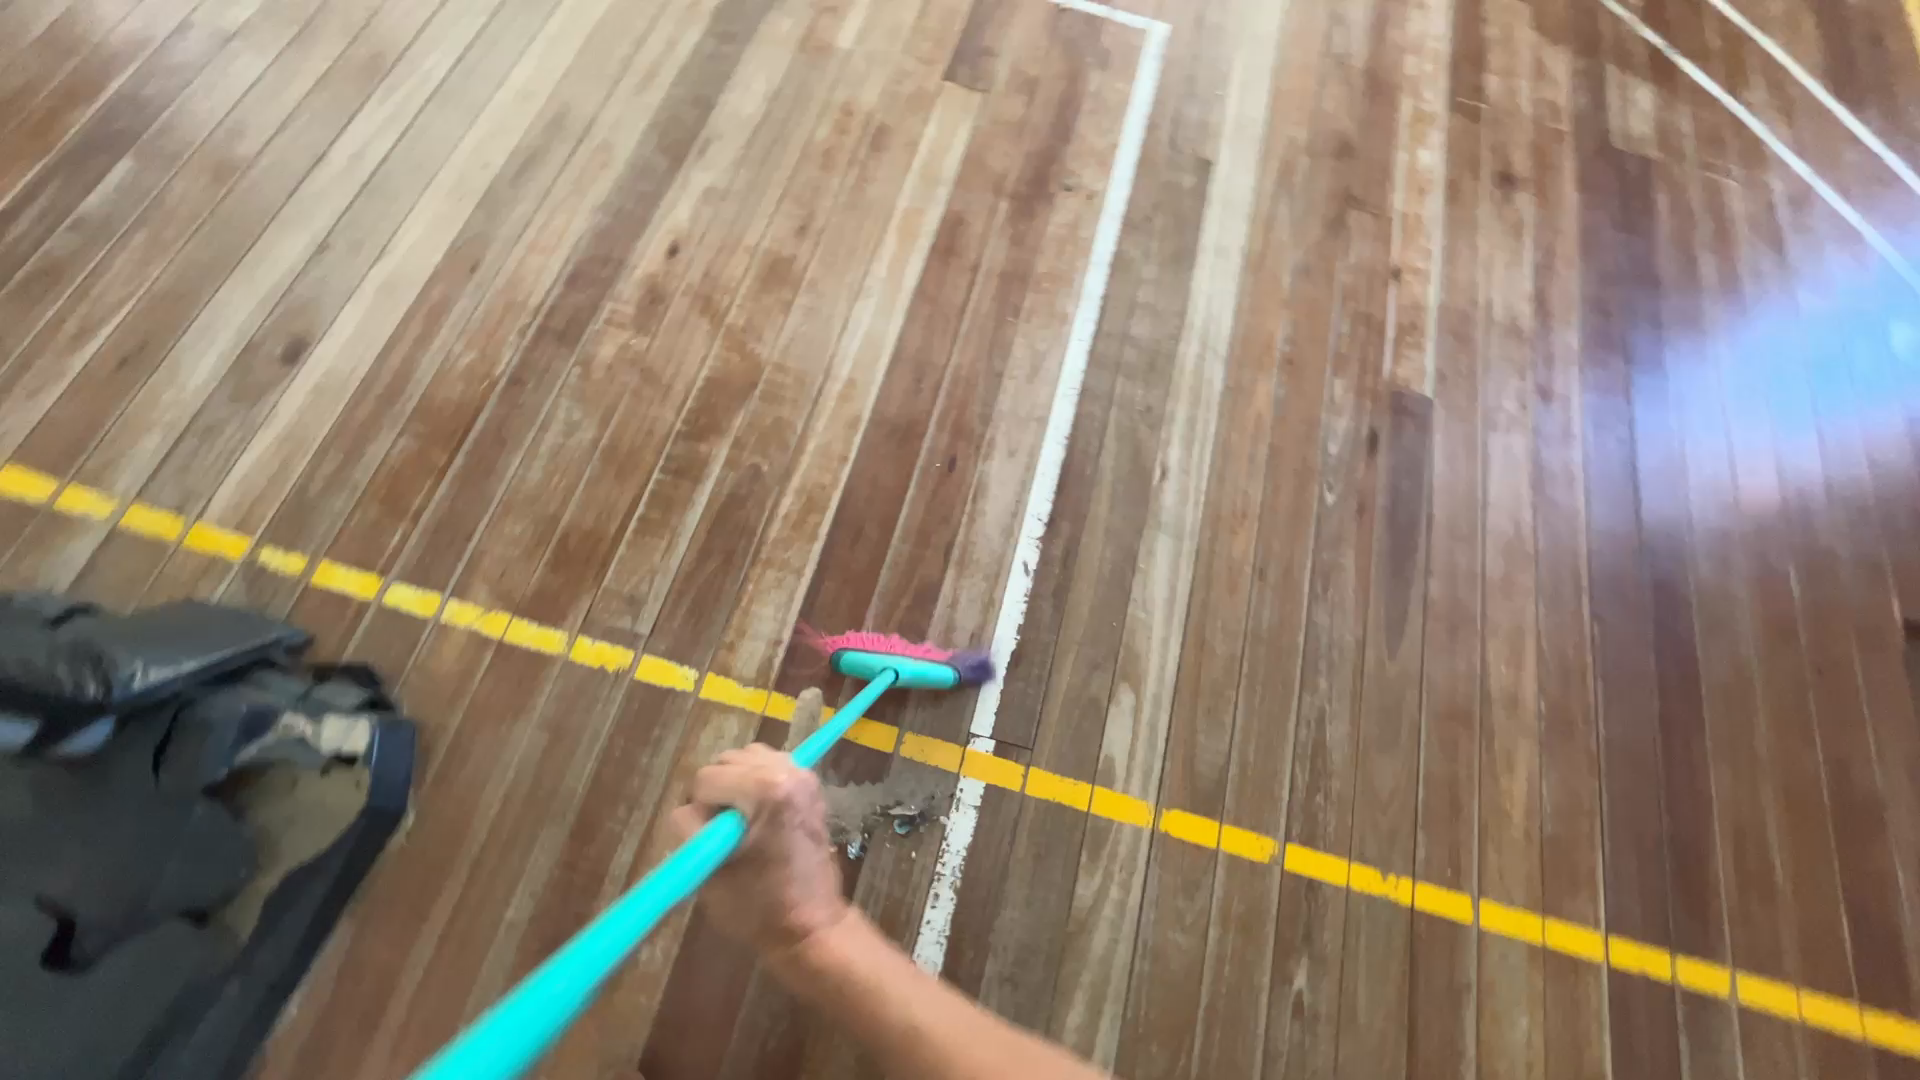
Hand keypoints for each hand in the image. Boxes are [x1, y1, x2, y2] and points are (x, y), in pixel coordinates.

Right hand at [670, 743, 848, 952]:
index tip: (710, 841)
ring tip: (740, 824)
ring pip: (748, 758)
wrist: (811, 923)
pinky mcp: (810, 784)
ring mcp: (803, 774)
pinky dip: (756, 782)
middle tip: (722, 833)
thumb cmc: (757, 905)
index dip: (699, 811)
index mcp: (766, 789)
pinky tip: (757, 814)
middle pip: (728, 761)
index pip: (706, 779)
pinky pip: (770, 766)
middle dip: (717, 793)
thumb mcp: (707, 870)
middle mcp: (788, 771)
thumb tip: (688, 808)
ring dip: (736, 784)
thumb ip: (689, 829)